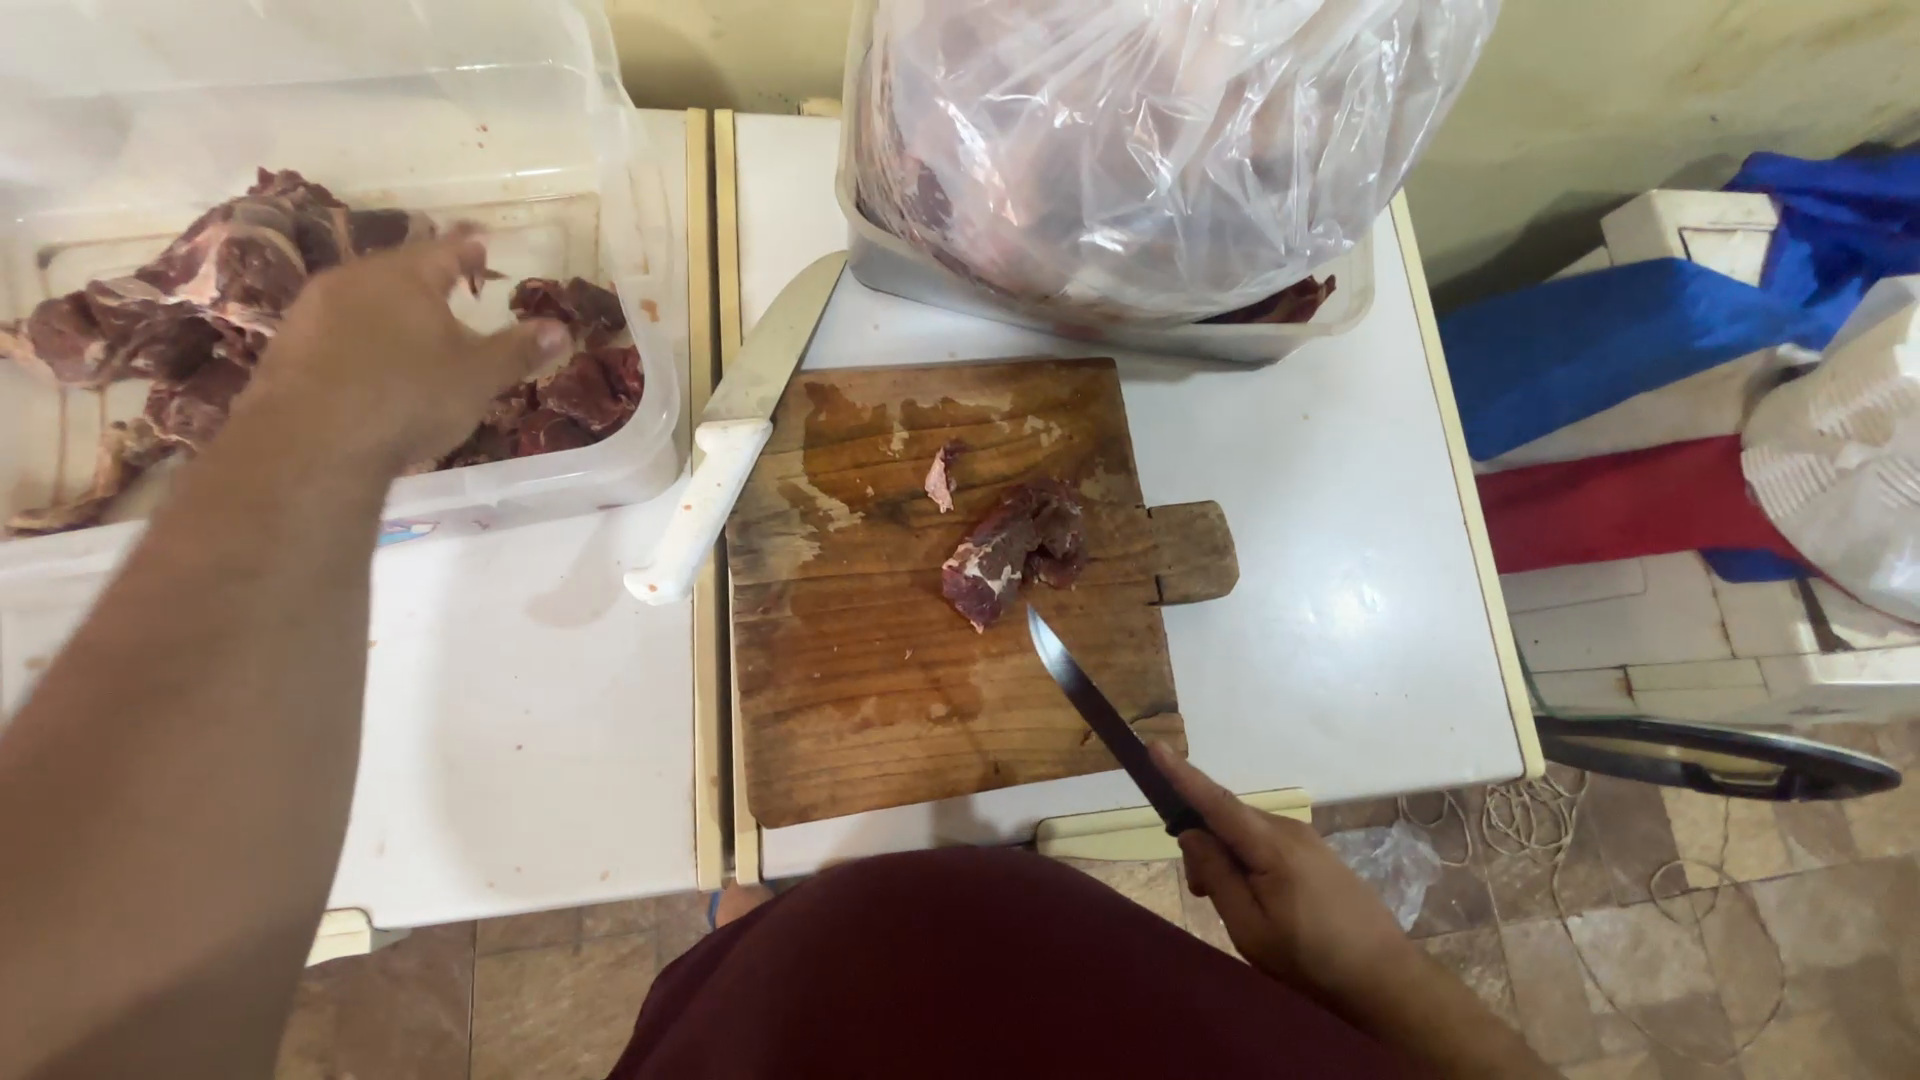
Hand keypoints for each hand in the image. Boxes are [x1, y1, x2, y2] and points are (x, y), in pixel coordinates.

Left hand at [242, 225, 572, 471]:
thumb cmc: (410, 397)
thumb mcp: (480, 376)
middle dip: (430, 279)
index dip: (470, 249)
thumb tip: (561, 328)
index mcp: (403, 277)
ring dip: (396, 311)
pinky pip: (342, 331)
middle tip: (456, 287)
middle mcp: (352, 280)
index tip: (484, 242)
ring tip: (421, 331)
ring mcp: (312, 312)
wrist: (314, 443)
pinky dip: (368, 340)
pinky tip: (380, 366)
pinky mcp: (289, 348)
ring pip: (367, 300)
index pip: (445, 250)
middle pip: (400, 271)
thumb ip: (519, 349)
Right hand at [1151, 743, 1422, 1007]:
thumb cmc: (1312, 962)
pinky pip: (1266, 843)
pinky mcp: (1316, 854)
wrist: (1387, 982)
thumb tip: (1191, 833)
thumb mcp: (1251, 928)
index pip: (1216, 801)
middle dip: (1202, 844)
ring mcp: (1306, 840)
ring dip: (1226, 857)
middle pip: (1226, 818)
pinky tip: (1256, 900)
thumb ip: (1216, 875)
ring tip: (1231, 906)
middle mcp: (1288, 830)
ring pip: (1245, 832)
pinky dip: (1247, 861)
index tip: (1155, 747)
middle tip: (1200, 893)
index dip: (1182, 775)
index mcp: (1271, 846)